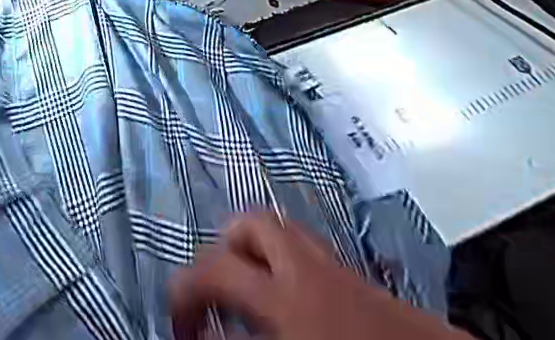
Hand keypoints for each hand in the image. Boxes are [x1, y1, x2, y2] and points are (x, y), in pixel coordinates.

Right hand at [168, 212, 466, 339]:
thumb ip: (241, 337)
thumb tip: (205, 332)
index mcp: (284, 295)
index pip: (212, 270)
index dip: (184, 291)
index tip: (177, 321)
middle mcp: (310, 270)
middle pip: (251, 226)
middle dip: (224, 251)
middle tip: (218, 293)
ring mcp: (345, 274)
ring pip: (289, 234)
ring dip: (262, 254)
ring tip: (255, 295)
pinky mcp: (377, 290)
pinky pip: (321, 260)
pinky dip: (298, 273)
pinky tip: (303, 310)